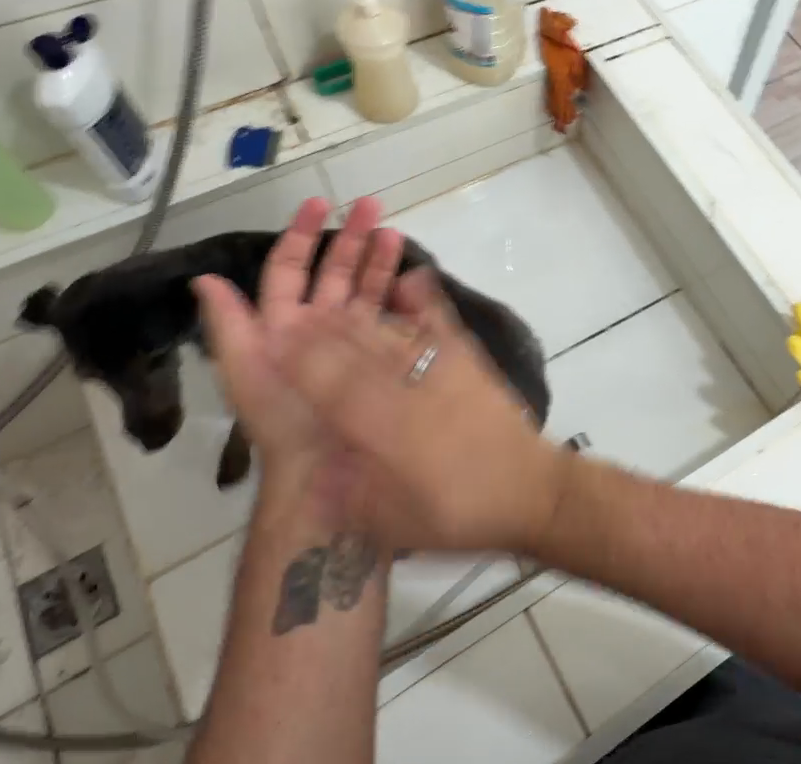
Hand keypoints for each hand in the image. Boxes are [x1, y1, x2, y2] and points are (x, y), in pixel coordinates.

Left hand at [191, 197, 403, 488]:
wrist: (329, 478)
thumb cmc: (287, 421)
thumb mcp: (247, 373)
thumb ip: (229, 325)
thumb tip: (203, 277)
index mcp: (282, 330)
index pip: (290, 271)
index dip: (302, 236)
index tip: (320, 204)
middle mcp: (318, 332)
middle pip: (334, 275)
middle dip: (351, 239)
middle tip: (374, 206)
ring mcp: (354, 347)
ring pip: (365, 292)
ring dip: (379, 261)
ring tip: (396, 234)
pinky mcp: (384, 363)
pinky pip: (393, 321)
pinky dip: (402, 297)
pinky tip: (414, 278)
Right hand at [287, 268, 569, 553]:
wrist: (530, 492)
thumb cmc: (459, 515)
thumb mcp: (393, 524)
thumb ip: (349, 494)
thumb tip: (311, 475)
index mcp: (383, 427)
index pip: (327, 382)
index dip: (296, 359)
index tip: (269, 339)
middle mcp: (407, 387)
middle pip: (352, 347)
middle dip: (317, 327)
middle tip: (290, 310)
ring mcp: (441, 369)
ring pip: (389, 332)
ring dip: (358, 311)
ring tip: (332, 293)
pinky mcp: (469, 362)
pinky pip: (440, 324)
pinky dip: (423, 299)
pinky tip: (409, 277)